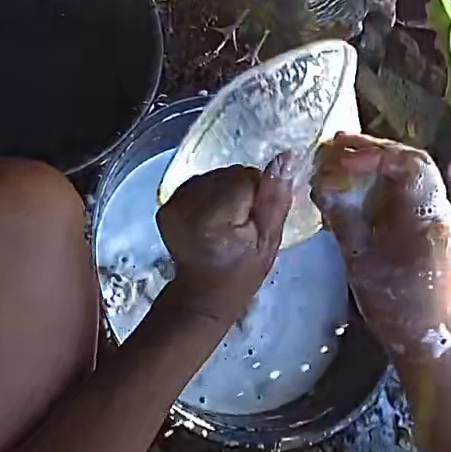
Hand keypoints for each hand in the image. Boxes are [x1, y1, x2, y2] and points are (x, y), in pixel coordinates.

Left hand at [157, 156, 291, 325]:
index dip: (257, 195)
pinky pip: (198, 183)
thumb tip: (284, 159)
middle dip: (241, 191)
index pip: (245, 178)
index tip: (255, 219)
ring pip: (213, 175)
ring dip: (225, 191)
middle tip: (242, 222)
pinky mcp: (166, 205)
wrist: (204, 292)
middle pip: (227, 174)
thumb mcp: (269, 242)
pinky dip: (209, 195)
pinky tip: (213, 217)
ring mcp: (172, 205)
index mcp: (212, 219)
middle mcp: (186, 207)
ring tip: (227, 220)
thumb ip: (275, 200)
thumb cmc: (241, 272)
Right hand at [311, 133, 450, 359]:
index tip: (340, 159)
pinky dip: (377, 176)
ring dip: (374, 159)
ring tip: (338, 155)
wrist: (426, 335)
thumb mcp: (360, 260)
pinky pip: (403, 187)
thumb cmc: (396, 304)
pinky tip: (353, 177)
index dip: (373, 154)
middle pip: (410, 160)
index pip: (409, 165)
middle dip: (371, 149)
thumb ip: (342, 217)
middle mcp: (436, 208)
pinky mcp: (423, 221)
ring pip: (408, 169)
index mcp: (427, 217)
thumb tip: (321, 183)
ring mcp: (433, 213)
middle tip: (333, 146)